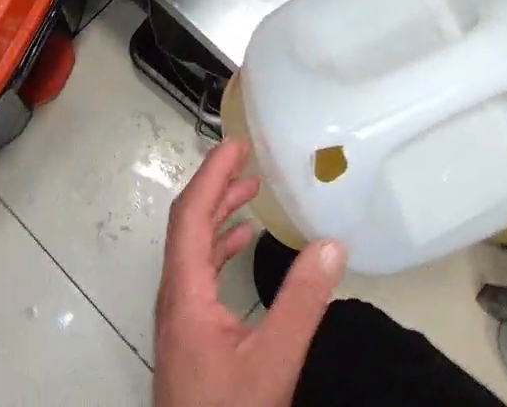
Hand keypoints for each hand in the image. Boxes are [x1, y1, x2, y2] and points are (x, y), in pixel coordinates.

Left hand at [153, 140, 346, 406]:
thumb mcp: (274, 360)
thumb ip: (302, 302)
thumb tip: (331, 244)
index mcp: (185, 294)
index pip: (190, 216)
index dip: (212, 176)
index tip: (237, 145)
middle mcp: (174, 297)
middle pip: (188, 225)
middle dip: (216, 187)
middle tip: (249, 159)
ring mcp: (180, 316)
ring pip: (193, 248)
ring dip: (219, 214)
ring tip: (253, 192)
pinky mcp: (190, 333)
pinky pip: (200, 271)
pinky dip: (221, 246)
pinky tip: (245, 242)